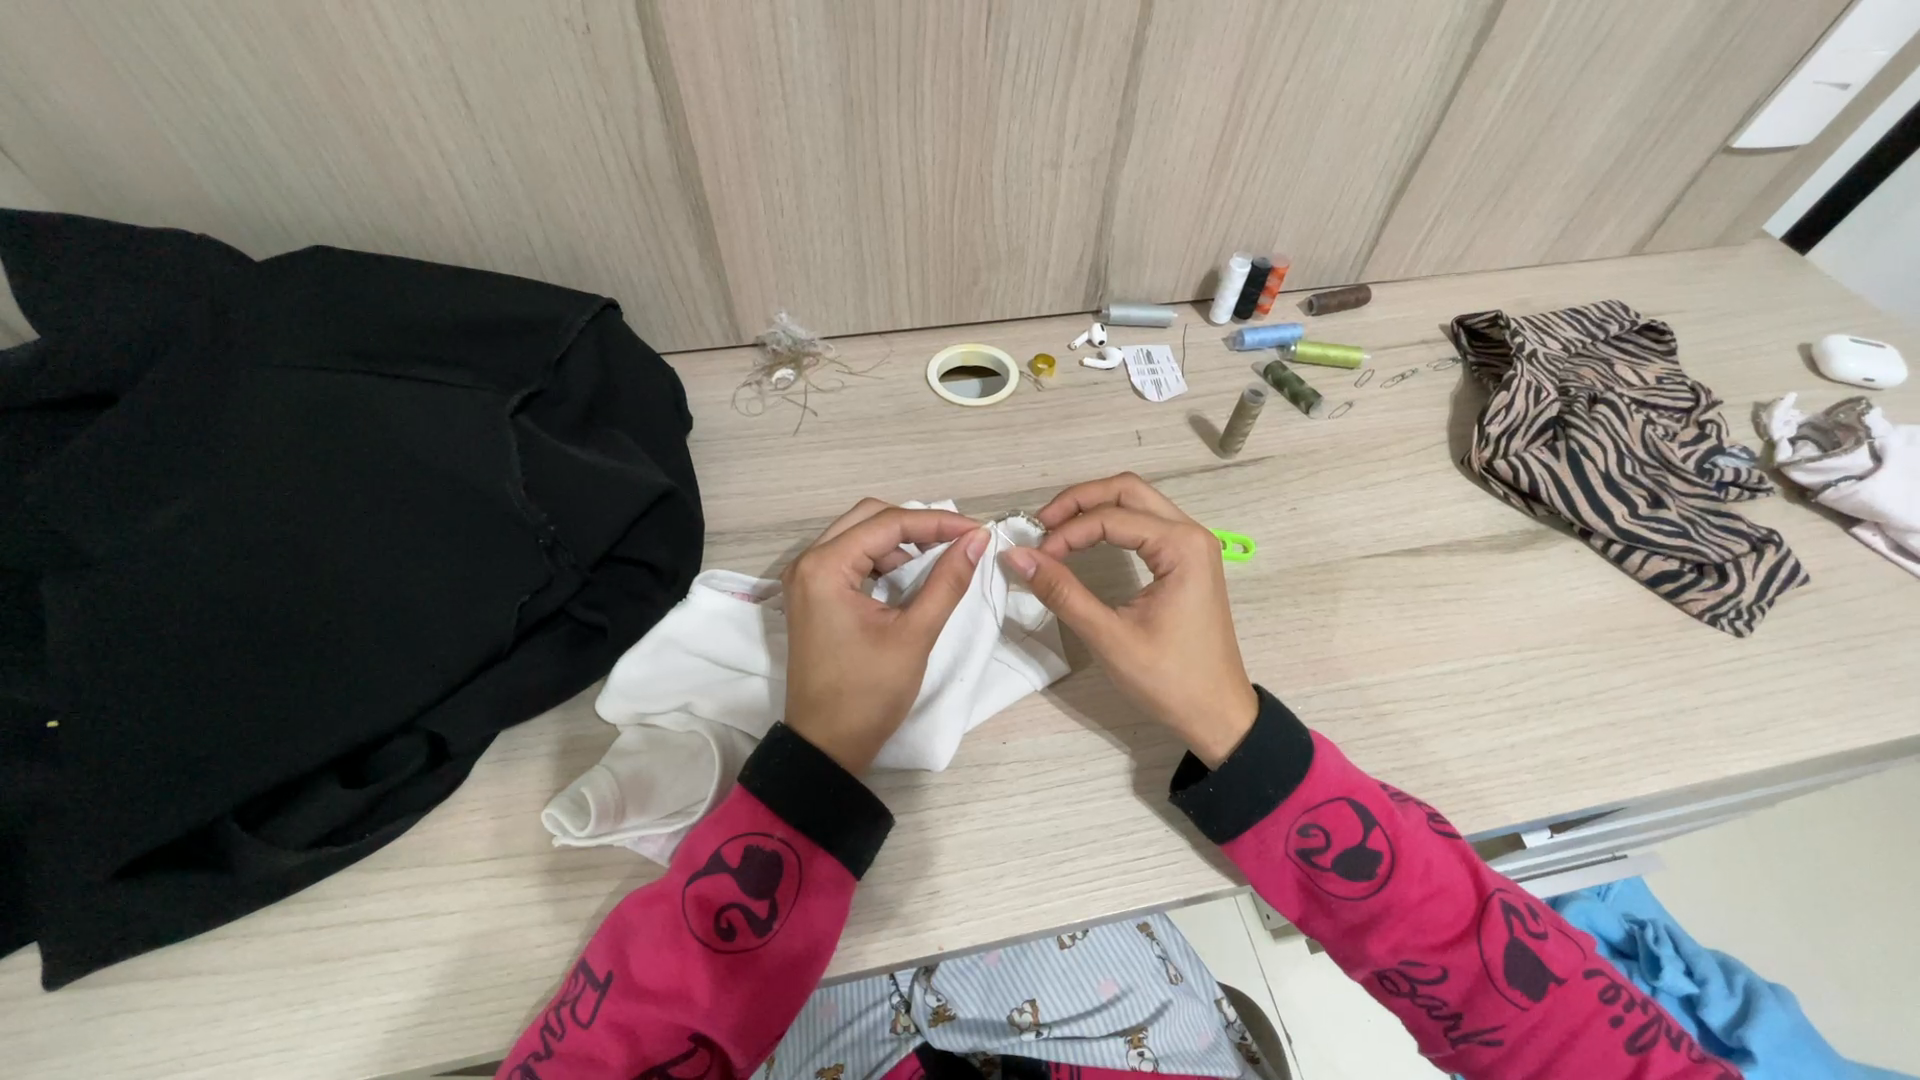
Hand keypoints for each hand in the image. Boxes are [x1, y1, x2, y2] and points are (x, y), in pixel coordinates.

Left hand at [781, 499, 989, 773]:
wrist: (826, 746)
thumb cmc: (867, 694)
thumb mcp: (914, 635)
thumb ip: (947, 582)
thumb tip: (977, 540)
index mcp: (825, 567)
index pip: (888, 524)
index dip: (937, 523)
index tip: (977, 532)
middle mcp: (808, 563)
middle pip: (869, 518)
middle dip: (917, 526)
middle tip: (958, 541)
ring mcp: (807, 580)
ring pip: (859, 536)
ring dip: (900, 544)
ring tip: (940, 562)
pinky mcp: (813, 597)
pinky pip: (851, 560)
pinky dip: (883, 562)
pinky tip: (912, 578)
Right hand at [1001, 474, 1257, 766]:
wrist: (1216, 713)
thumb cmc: (1169, 679)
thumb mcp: (1109, 637)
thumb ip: (1062, 592)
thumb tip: (1017, 556)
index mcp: (1181, 547)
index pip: (1111, 517)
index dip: (1067, 532)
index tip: (1036, 558)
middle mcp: (1191, 534)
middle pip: (1127, 490)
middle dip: (1079, 501)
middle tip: (1040, 526)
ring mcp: (1192, 545)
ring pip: (1135, 503)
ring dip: (1093, 509)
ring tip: (1055, 532)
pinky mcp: (1186, 560)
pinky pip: (1144, 524)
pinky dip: (1110, 524)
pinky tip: (1083, 542)